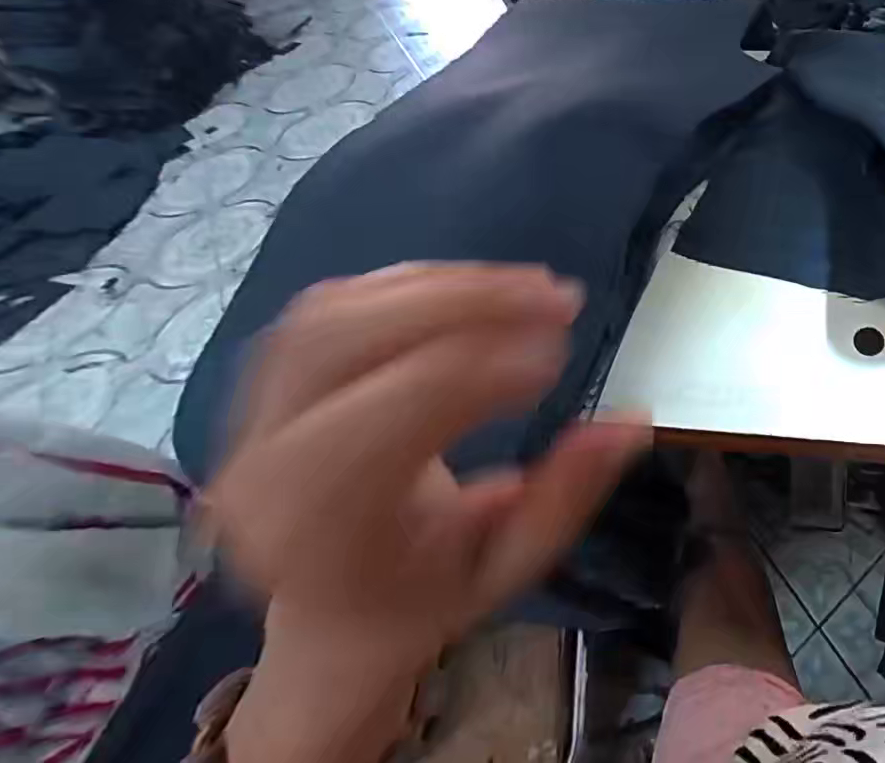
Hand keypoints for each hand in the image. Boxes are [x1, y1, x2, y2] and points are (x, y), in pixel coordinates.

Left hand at [203, 263, 650, 671]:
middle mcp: (264, 464)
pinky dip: (419, 283)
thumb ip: (567, 495)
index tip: (560, 353)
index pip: (394, 421)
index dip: (484, 370)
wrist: (340, 601)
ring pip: (337, 311)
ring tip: (533, 285)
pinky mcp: (272, 379)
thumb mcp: (512, 562)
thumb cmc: (430, 589)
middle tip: (559, 297)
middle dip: (465, 302)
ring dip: (446, 285)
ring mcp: (252, 414)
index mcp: (319, 529)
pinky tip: (481, 287)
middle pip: (348, 341)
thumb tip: (632, 421)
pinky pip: (337, 302)